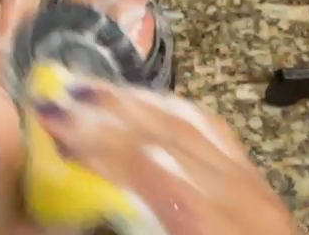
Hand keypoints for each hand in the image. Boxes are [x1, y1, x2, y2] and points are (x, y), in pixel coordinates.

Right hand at [31, 80, 296, 234]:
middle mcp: (240, 197)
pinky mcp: (256, 177)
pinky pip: (210, 127)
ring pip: (186, 122)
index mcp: (214, 228)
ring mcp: (253, 182)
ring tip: (86, 87)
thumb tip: (84, 203)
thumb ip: (129, 225)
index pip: (150, 168)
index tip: (52, 120)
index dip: (96, 140)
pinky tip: (142, 98)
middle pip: (164, 135)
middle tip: (55, 95)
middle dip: (104, 112)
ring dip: (131, 101)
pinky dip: (169, 106)